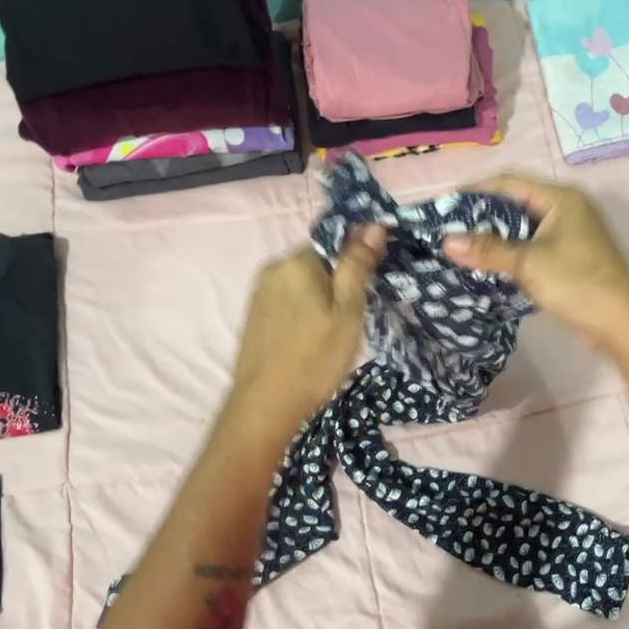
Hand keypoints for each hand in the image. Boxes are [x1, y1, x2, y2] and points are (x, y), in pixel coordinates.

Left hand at [225, 225, 385, 430]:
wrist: (266, 405)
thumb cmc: (315, 357)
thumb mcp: (348, 311)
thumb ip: (357, 264)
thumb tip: (373, 223)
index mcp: (296, 261)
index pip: (334, 243)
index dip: (356, 263)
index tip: (369, 289)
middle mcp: (273, 269)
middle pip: (317, 264)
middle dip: (338, 284)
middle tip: (355, 318)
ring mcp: (259, 294)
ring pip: (303, 286)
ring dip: (322, 301)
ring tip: (335, 334)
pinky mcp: (254, 317)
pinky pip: (289, 303)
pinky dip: (305, 315)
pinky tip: (312, 341)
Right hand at [442, 175, 628, 353]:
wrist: (623, 326)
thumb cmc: (579, 285)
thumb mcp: (529, 264)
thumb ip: (488, 250)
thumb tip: (446, 240)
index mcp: (560, 199)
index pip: (508, 183)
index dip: (474, 192)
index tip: (443, 207)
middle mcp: (564, 210)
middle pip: (513, 205)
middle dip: (480, 218)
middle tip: (445, 231)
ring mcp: (567, 236)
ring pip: (520, 230)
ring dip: (492, 240)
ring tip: (458, 250)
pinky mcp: (565, 260)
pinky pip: (529, 250)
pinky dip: (507, 256)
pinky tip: (484, 269)